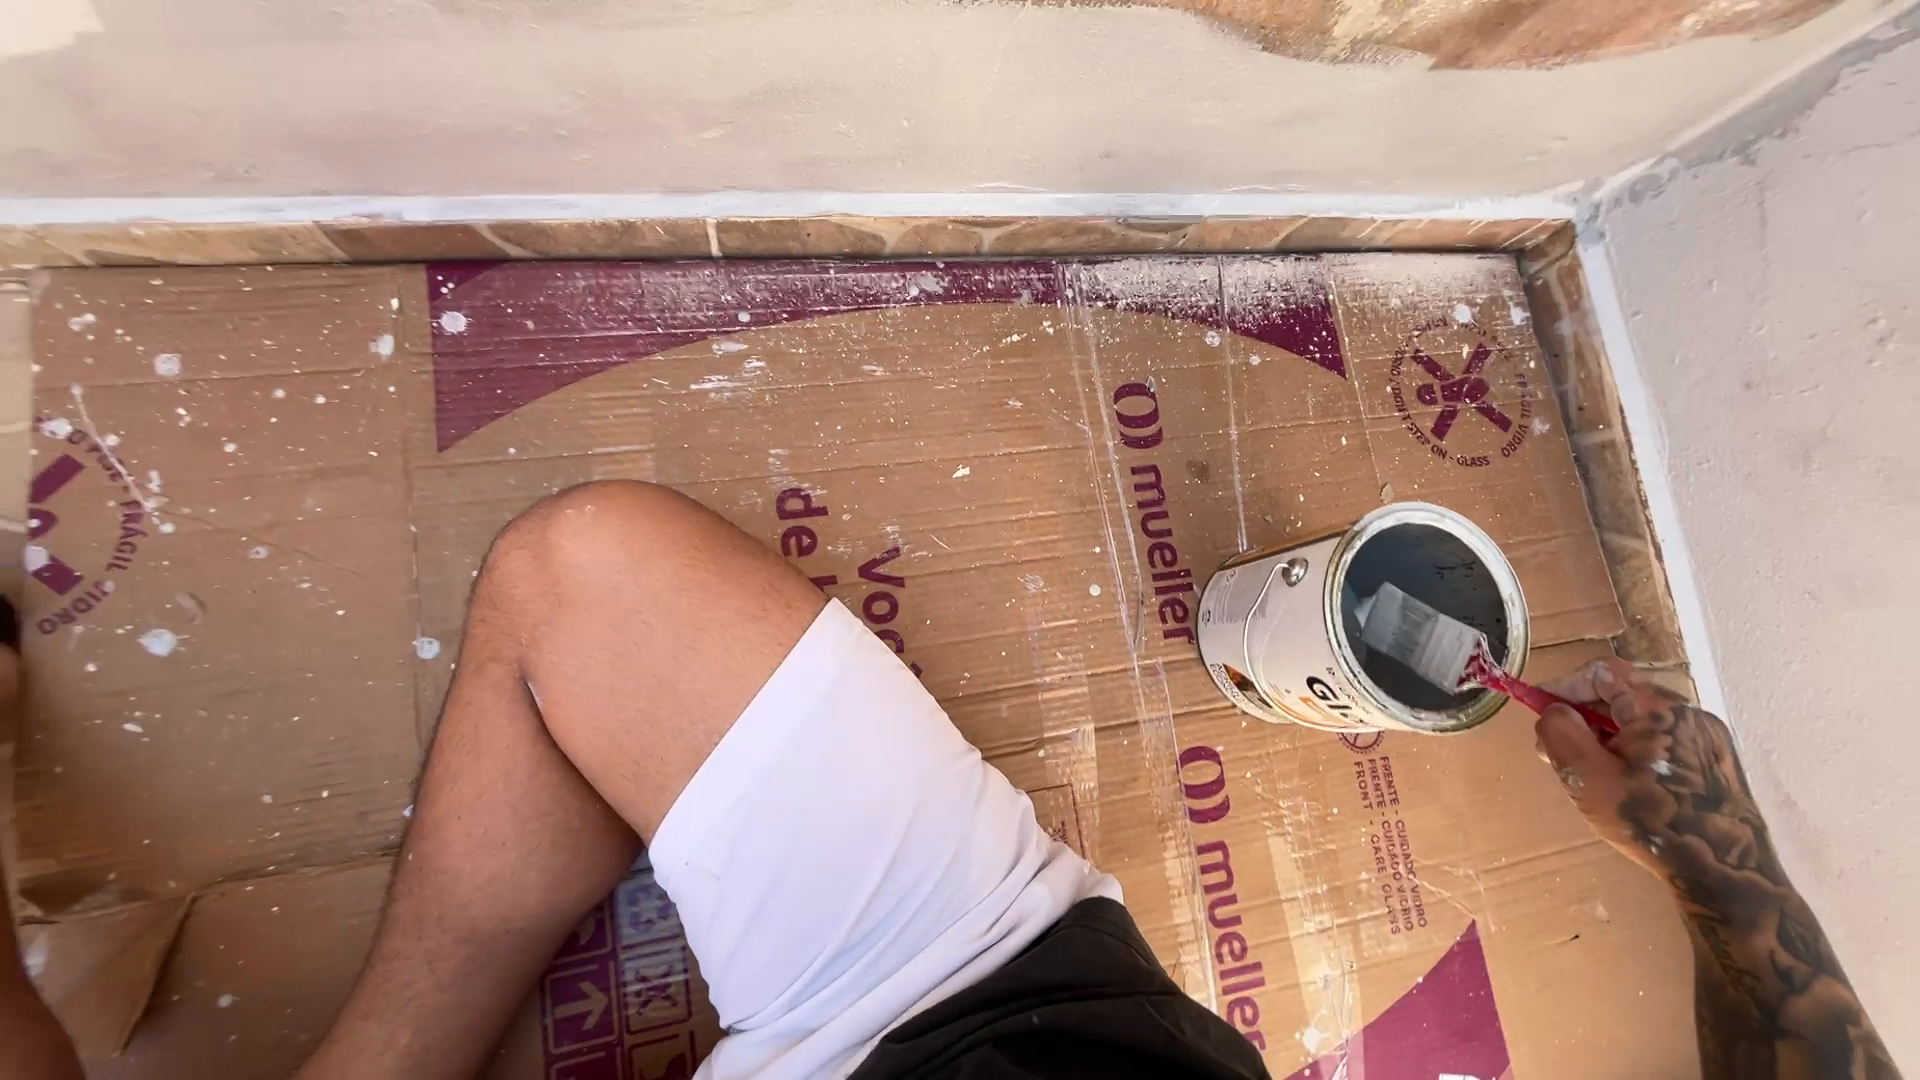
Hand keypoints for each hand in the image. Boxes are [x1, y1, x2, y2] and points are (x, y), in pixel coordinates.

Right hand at [1533, 656, 1765, 885]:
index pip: (1602, 672)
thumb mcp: (1586, 775)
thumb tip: (1555, 711)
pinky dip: (1630, 749)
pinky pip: (1660, 739)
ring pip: (1638, 719)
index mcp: (1659, 710)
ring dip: (1603, 734)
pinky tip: (1622, 781)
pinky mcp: (1717, 762)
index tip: (1541, 712)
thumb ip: (1559, 730)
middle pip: (1620, 694)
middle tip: (1558, 749)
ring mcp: (1708, 739)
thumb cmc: (1650, 821)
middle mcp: (1690, 715)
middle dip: (1581, 715)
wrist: (1727, 875)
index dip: (1564, 686)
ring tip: (1588, 770)